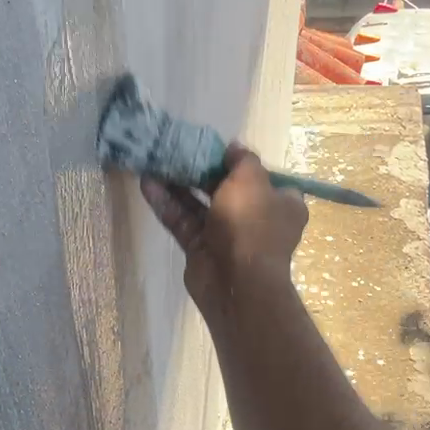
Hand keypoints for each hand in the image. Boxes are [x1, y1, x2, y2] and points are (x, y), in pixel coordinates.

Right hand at [139, 145, 308, 315]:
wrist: (236, 281)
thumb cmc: (251, 224)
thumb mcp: (252, 179)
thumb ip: (242, 160)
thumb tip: (234, 147)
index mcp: (282, 204)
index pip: (265, 179)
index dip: (243, 164)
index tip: (221, 150)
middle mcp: (256, 220)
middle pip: (227, 190)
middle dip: (203, 171)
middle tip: (180, 150)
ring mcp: (226, 236)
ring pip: (200, 205)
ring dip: (179, 185)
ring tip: (156, 161)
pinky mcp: (201, 249)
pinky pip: (184, 222)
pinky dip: (168, 204)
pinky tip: (148, 184)